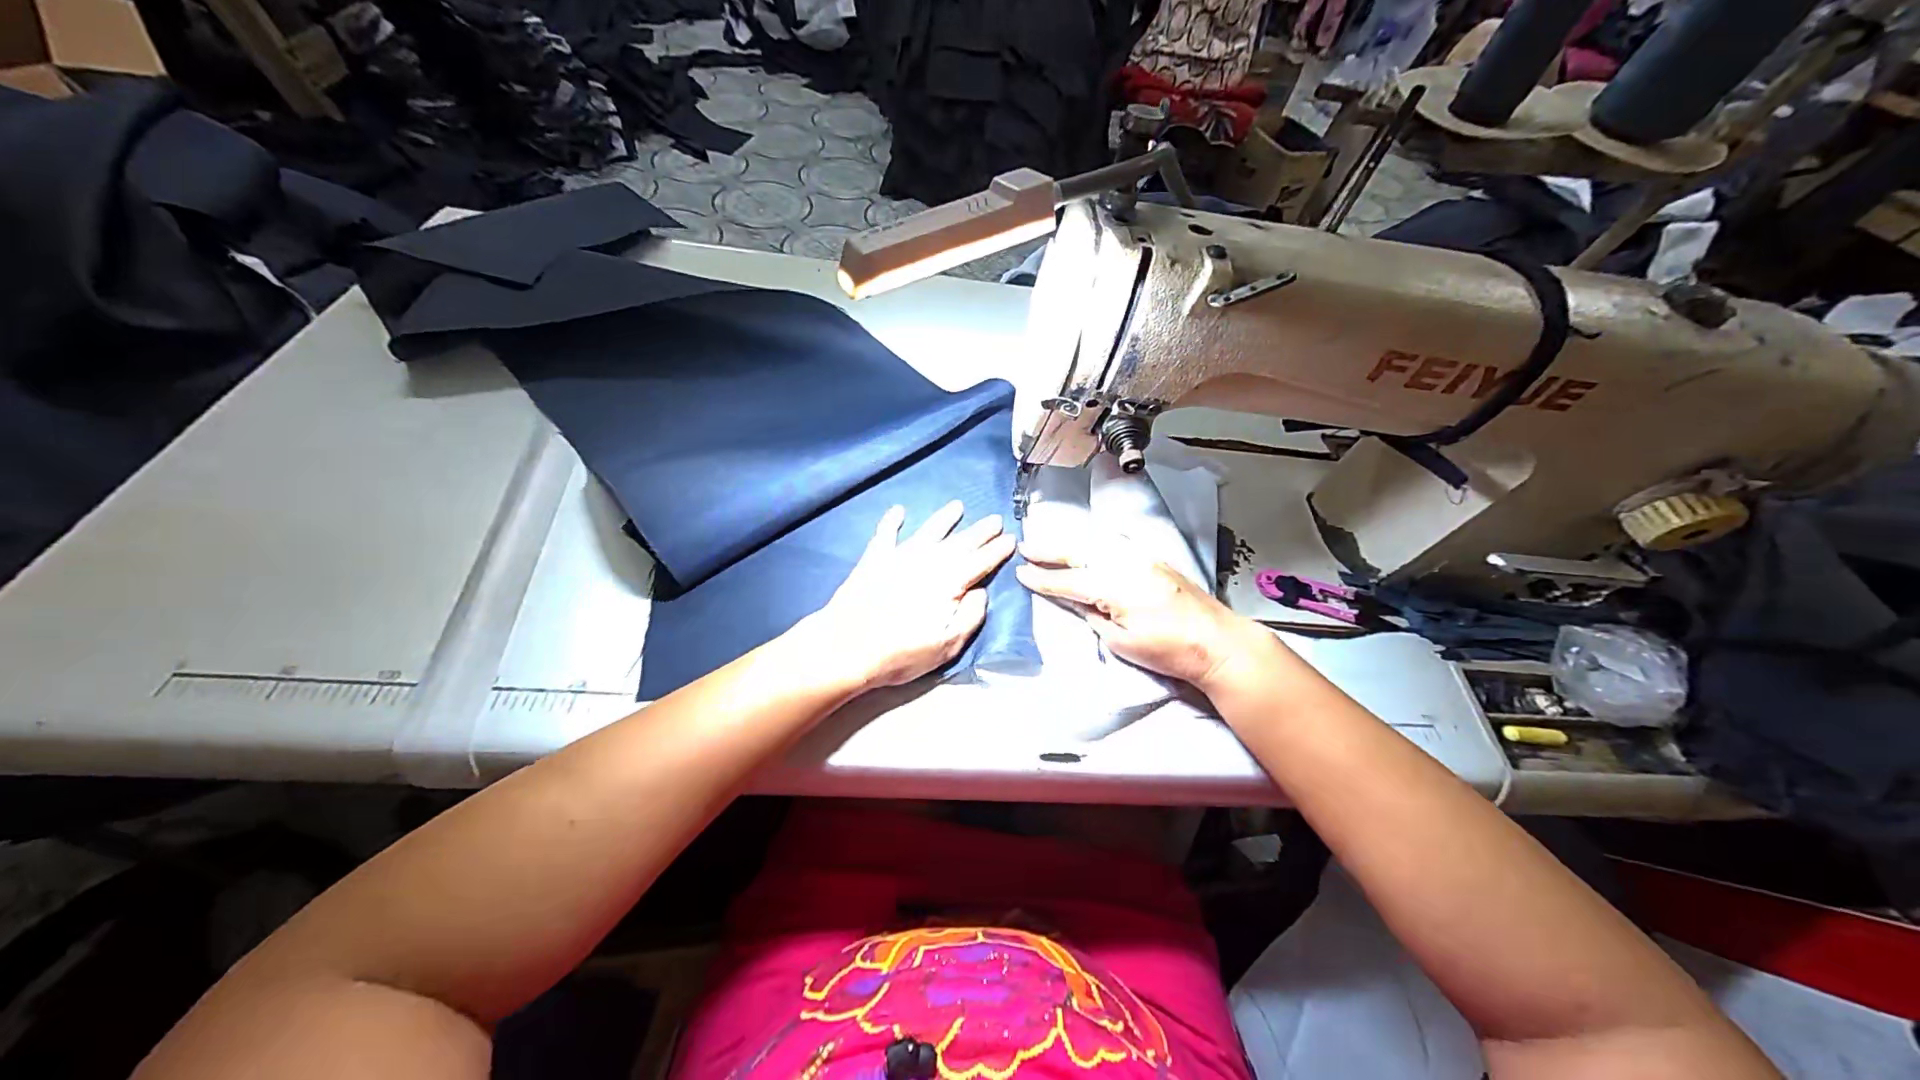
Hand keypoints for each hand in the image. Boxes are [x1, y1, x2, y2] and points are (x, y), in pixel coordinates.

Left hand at [802, 501, 1016, 690]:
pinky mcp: (874, 559)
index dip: (997, 550)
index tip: (1010, 540)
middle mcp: (928, 562)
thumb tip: (980, 592)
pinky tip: (898, 511)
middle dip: (980, 531)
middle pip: (960, 542)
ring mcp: (900, 557)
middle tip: (995, 520)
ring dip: (945, 518)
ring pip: (929, 531)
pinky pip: (886, 534)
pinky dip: (892, 521)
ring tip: (957, 506)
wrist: (846, 647)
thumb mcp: (947, 645)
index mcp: (949, 582)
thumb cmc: (900, 653)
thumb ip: (970, 616)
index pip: (980, 562)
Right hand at [1015, 533, 1272, 689]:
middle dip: (1051, 551)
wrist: (1218, 643)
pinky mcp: (1157, 560)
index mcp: (1115, 585)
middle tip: (1026, 548)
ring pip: (1099, 543)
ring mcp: (1145, 558)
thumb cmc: (1169, 651)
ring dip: (1073, 544)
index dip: (1043, 579)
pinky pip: (1119, 544)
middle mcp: (1128, 564)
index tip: (1021, 573)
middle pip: (1081, 553)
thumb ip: (1094, 616)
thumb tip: (1079, 601)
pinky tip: (1091, 544)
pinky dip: (1097, 543)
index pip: (1069, 581)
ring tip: (1052, 545)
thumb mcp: (1121, 642)